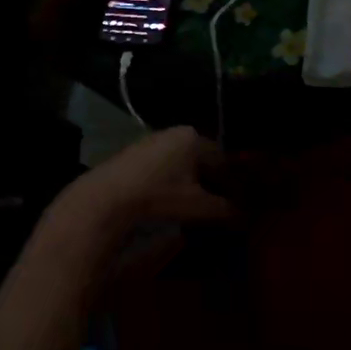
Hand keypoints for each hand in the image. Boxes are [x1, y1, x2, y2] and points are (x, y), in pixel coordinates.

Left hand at [63, 127, 236, 225]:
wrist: (106, 196)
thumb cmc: (159, 195)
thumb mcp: (197, 206)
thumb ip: (224, 209)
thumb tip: (244, 217)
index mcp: (194, 138)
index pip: (222, 159)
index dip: (231, 183)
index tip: (236, 202)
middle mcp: (175, 132)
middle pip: (202, 159)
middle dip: (211, 182)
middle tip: (217, 205)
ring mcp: (152, 140)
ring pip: (181, 163)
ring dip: (191, 182)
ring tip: (194, 206)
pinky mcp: (133, 154)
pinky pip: (163, 166)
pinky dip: (171, 181)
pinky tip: (169, 200)